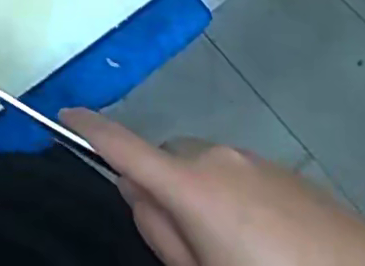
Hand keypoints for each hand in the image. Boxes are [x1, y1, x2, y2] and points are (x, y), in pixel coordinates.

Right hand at [59, 108, 364, 265]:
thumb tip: (139, 194)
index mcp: (189, 185)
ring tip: (245, 249)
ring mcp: (262, 164)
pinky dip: (245, 199)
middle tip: (190, 238)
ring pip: (210, 166)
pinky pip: (250, 178)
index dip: (86, 128)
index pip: (119, 144)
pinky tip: (279, 246)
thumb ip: (162, 234)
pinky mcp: (300, 179)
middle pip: (169, 156)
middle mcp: (218, 158)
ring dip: (207, 192)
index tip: (64, 116)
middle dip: (167, 184)